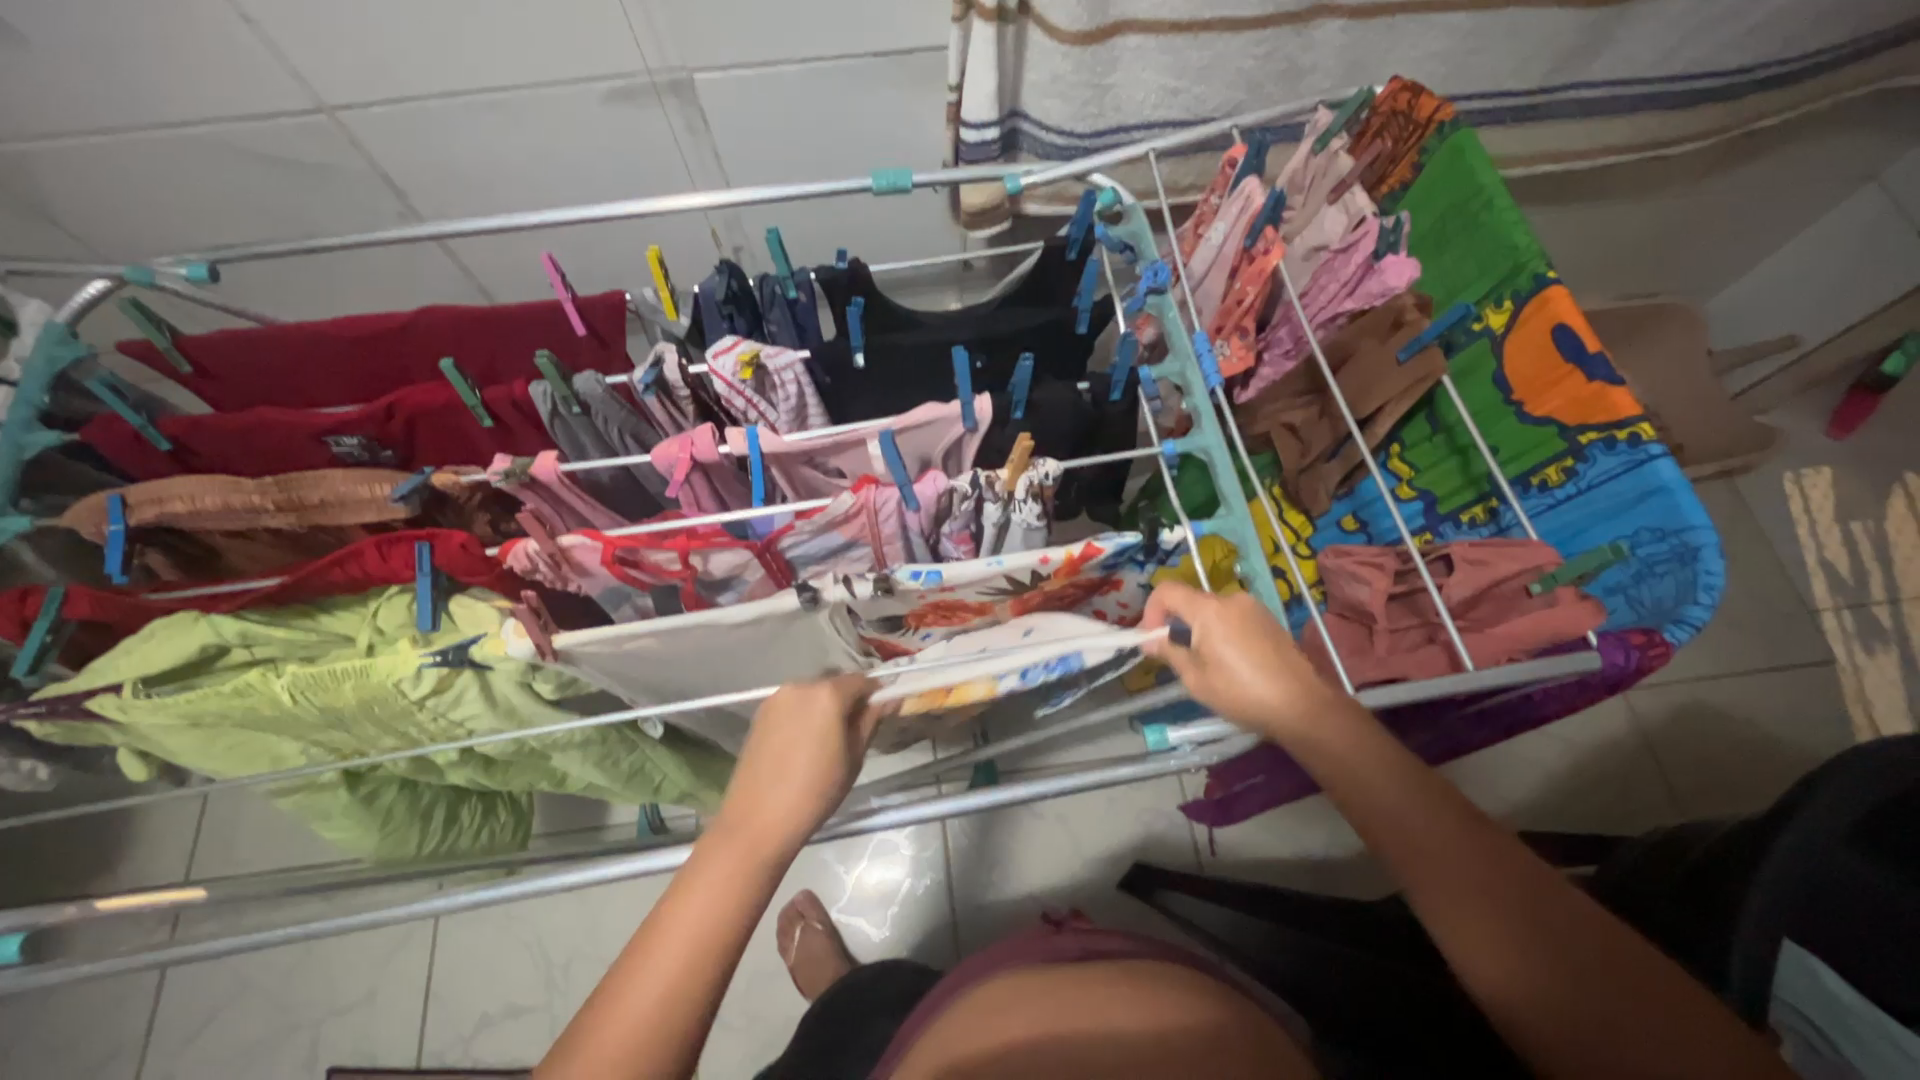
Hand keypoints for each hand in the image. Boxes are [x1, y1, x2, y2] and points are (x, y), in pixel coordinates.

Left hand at [713, 675, 883, 853]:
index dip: (875, 694)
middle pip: (834, 684)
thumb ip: (870, 722)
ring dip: (824, 707)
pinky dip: (804, 715)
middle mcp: (800, 686)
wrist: (758, 819)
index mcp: (827, 694)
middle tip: (854, 730)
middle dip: (848, 700)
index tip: (881, 713)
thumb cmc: (816, 791)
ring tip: (827, 740)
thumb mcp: (854, 758)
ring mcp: (776, 699)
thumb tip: (888, 699)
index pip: (861, 681)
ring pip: (811, 694)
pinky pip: (792, 705)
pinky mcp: (760, 713)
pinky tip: (804, 744)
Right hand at [1141, 582, 1349, 741]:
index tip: (1152, 638)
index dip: (1151, 611)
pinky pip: (1234, 618)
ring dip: (1201, 629)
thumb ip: (1169, 652)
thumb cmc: (1241, 693)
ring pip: (1214, 611)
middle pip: (1192, 601)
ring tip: (1207, 663)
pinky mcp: (1269, 620)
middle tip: (1176, 656)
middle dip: (1177, 624)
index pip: (1167, 591)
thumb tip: (1150, 641)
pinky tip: (1232, 662)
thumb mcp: (1195, 679)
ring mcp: (1254, 608)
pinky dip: (1222, 632)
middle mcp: (1231, 599)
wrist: (1301, 705)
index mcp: (1209, 609)